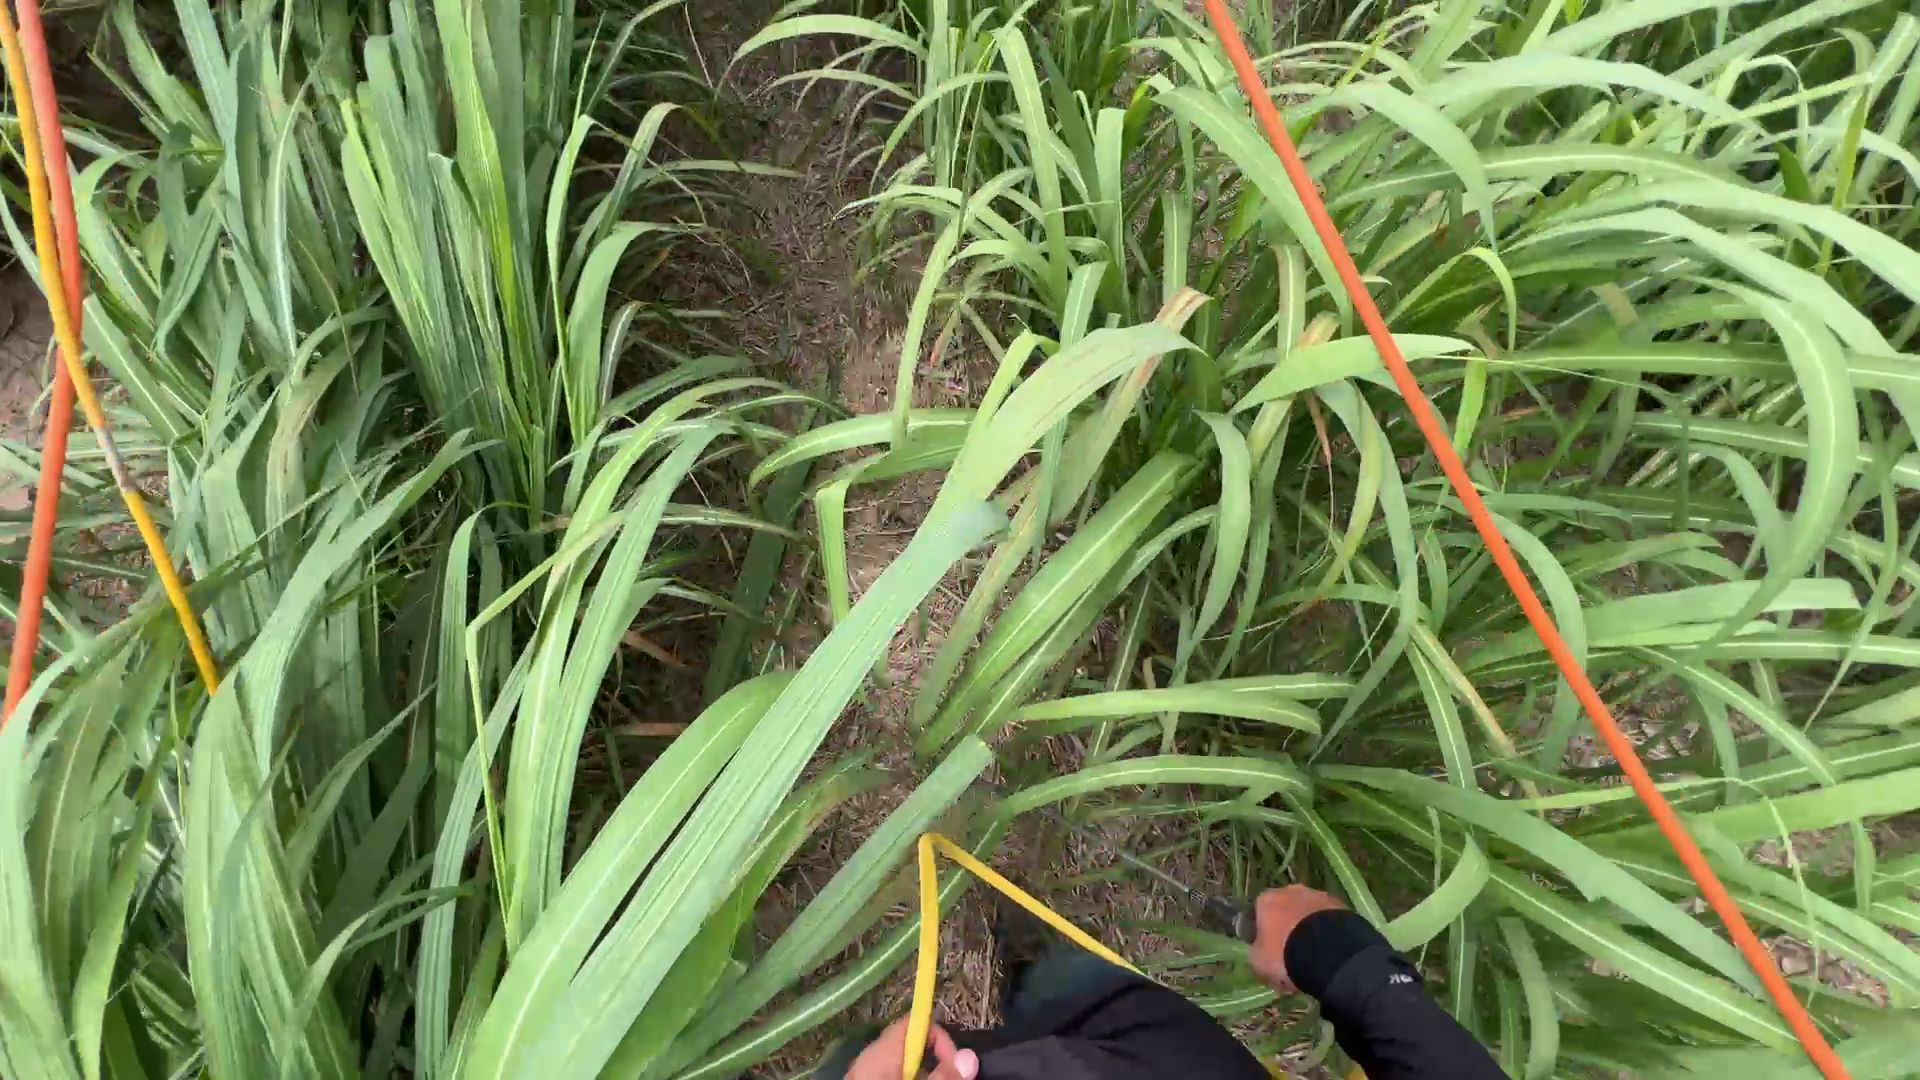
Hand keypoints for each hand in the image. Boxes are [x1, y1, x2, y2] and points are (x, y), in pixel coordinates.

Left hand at [846, 1016, 979, 1079]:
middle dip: (936, 1068)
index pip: (916, 1023)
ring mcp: (866, 1078)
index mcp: (882, 1052)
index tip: (956, 1066)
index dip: (940, 1037)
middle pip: (913, 1051)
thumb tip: (970, 1057)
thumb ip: (942, 1079)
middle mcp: (872, 1061)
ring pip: (904, 1072)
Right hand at [1249, 885, 1344, 991]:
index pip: (1258, 913)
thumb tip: (1260, 952)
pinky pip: (1328, 920)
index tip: (1268, 950)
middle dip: (1287, 926)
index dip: (1262, 932)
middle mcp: (1290, 891)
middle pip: (1285, 909)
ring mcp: (1318, 896)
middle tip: (1293, 952)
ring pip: (1308, 912)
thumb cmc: (1286, 956)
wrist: (1332, 956)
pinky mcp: (1341, 907)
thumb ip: (1256, 953)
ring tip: (1316, 954)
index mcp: (1266, 900)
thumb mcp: (1259, 963)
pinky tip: (1332, 952)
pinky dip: (1328, 932)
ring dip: (1309, 928)